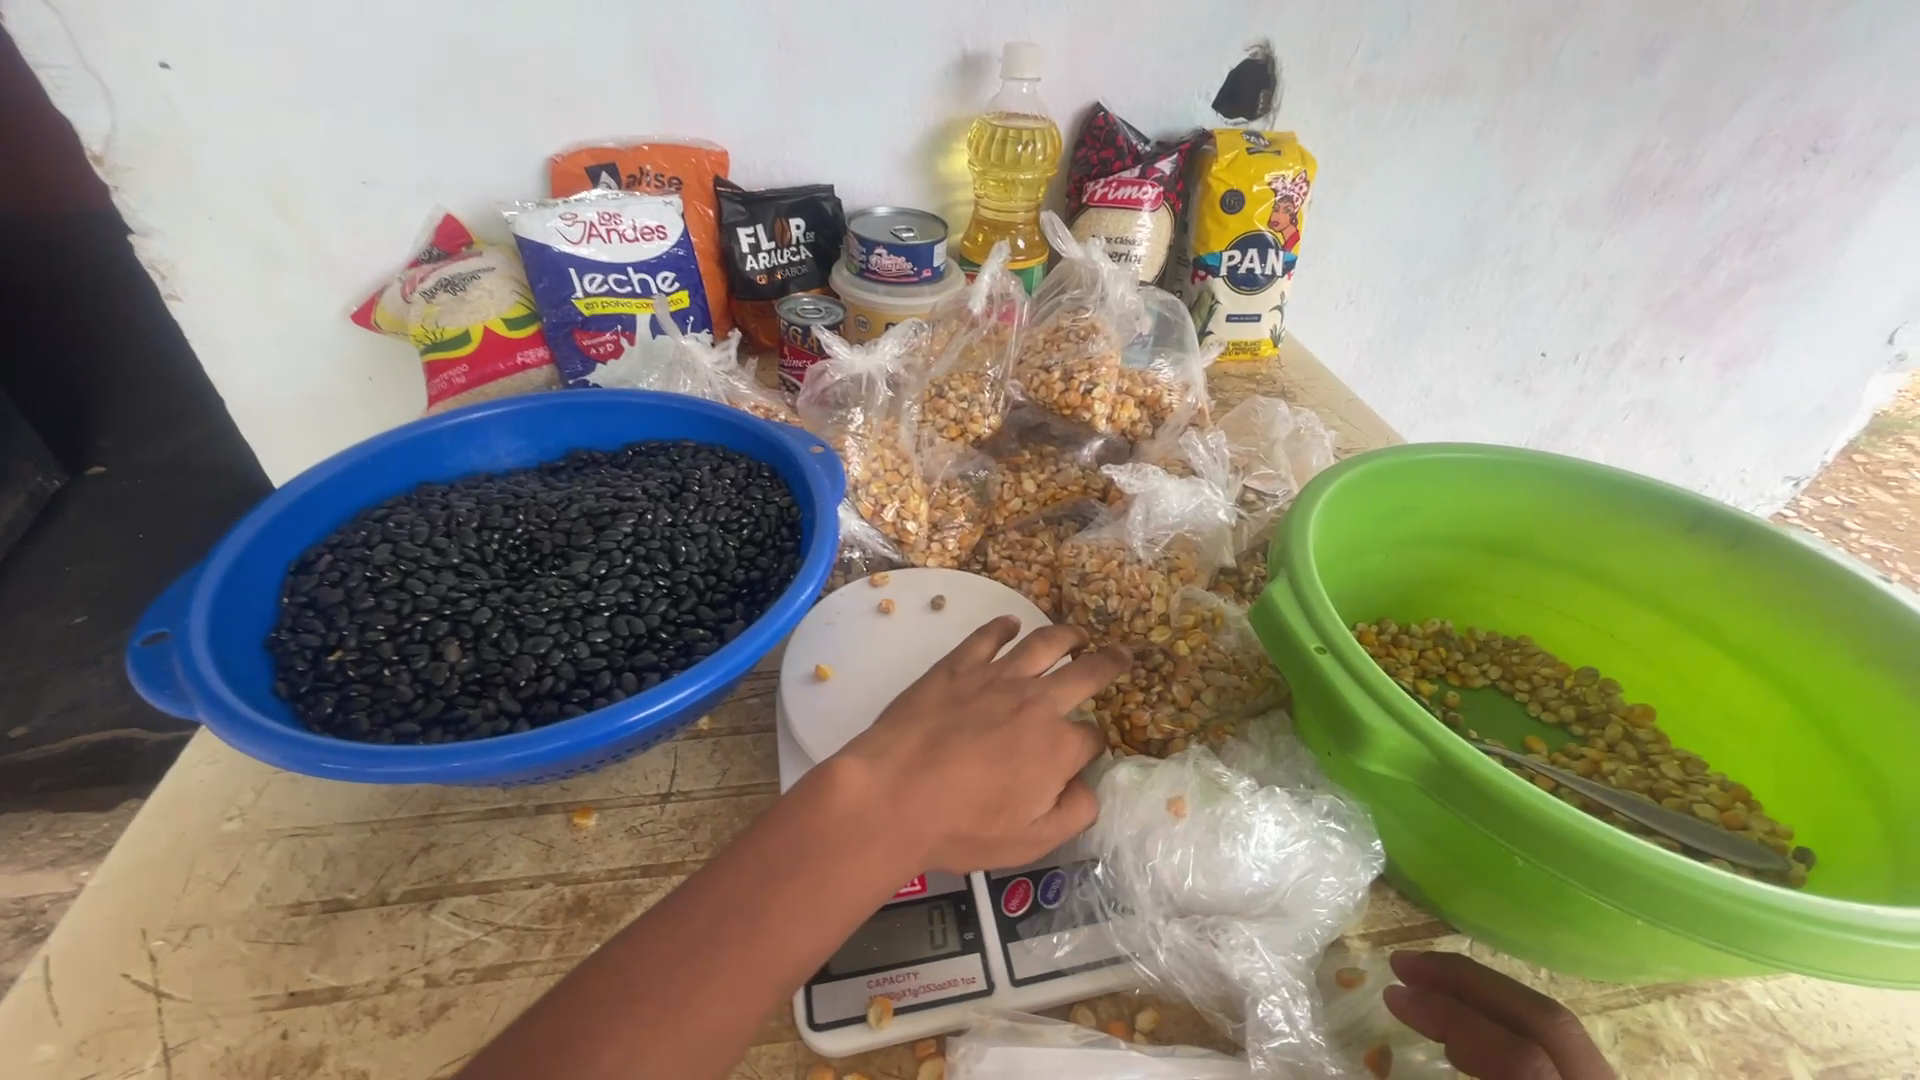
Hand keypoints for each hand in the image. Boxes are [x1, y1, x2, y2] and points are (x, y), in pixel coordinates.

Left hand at [830, 616, 1128, 874]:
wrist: (893, 793)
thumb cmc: (962, 825)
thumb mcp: (1031, 841)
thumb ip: (1074, 813)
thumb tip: (1090, 786)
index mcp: (1058, 746)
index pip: (1093, 737)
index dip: (1094, 745)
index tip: (1087, 752)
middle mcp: (1037, 701)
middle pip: (1086, 673)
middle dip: (1110, 664)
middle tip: (1124, 654)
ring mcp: (996, 677)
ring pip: (1043, 644)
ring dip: (1067, 636)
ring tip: (1078, 634)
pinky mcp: (958, 665)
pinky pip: (987, 636)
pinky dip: (1003, 626)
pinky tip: (1011, 623)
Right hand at [1384, 951, 1614, 1079]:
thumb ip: (1452, 1074)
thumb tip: (1387, 1028)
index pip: (1522, 1057)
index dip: (1452, 1019)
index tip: (1394, 994)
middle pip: (1547, 1021)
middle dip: (1467, 983)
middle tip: (1403, 965)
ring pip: (1555, 1024)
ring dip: (1482, 995)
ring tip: (1424, 983)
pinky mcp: (1597, 1079)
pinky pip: (1557, 1043)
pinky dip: (1505, 1020)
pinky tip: (1467, 1024)